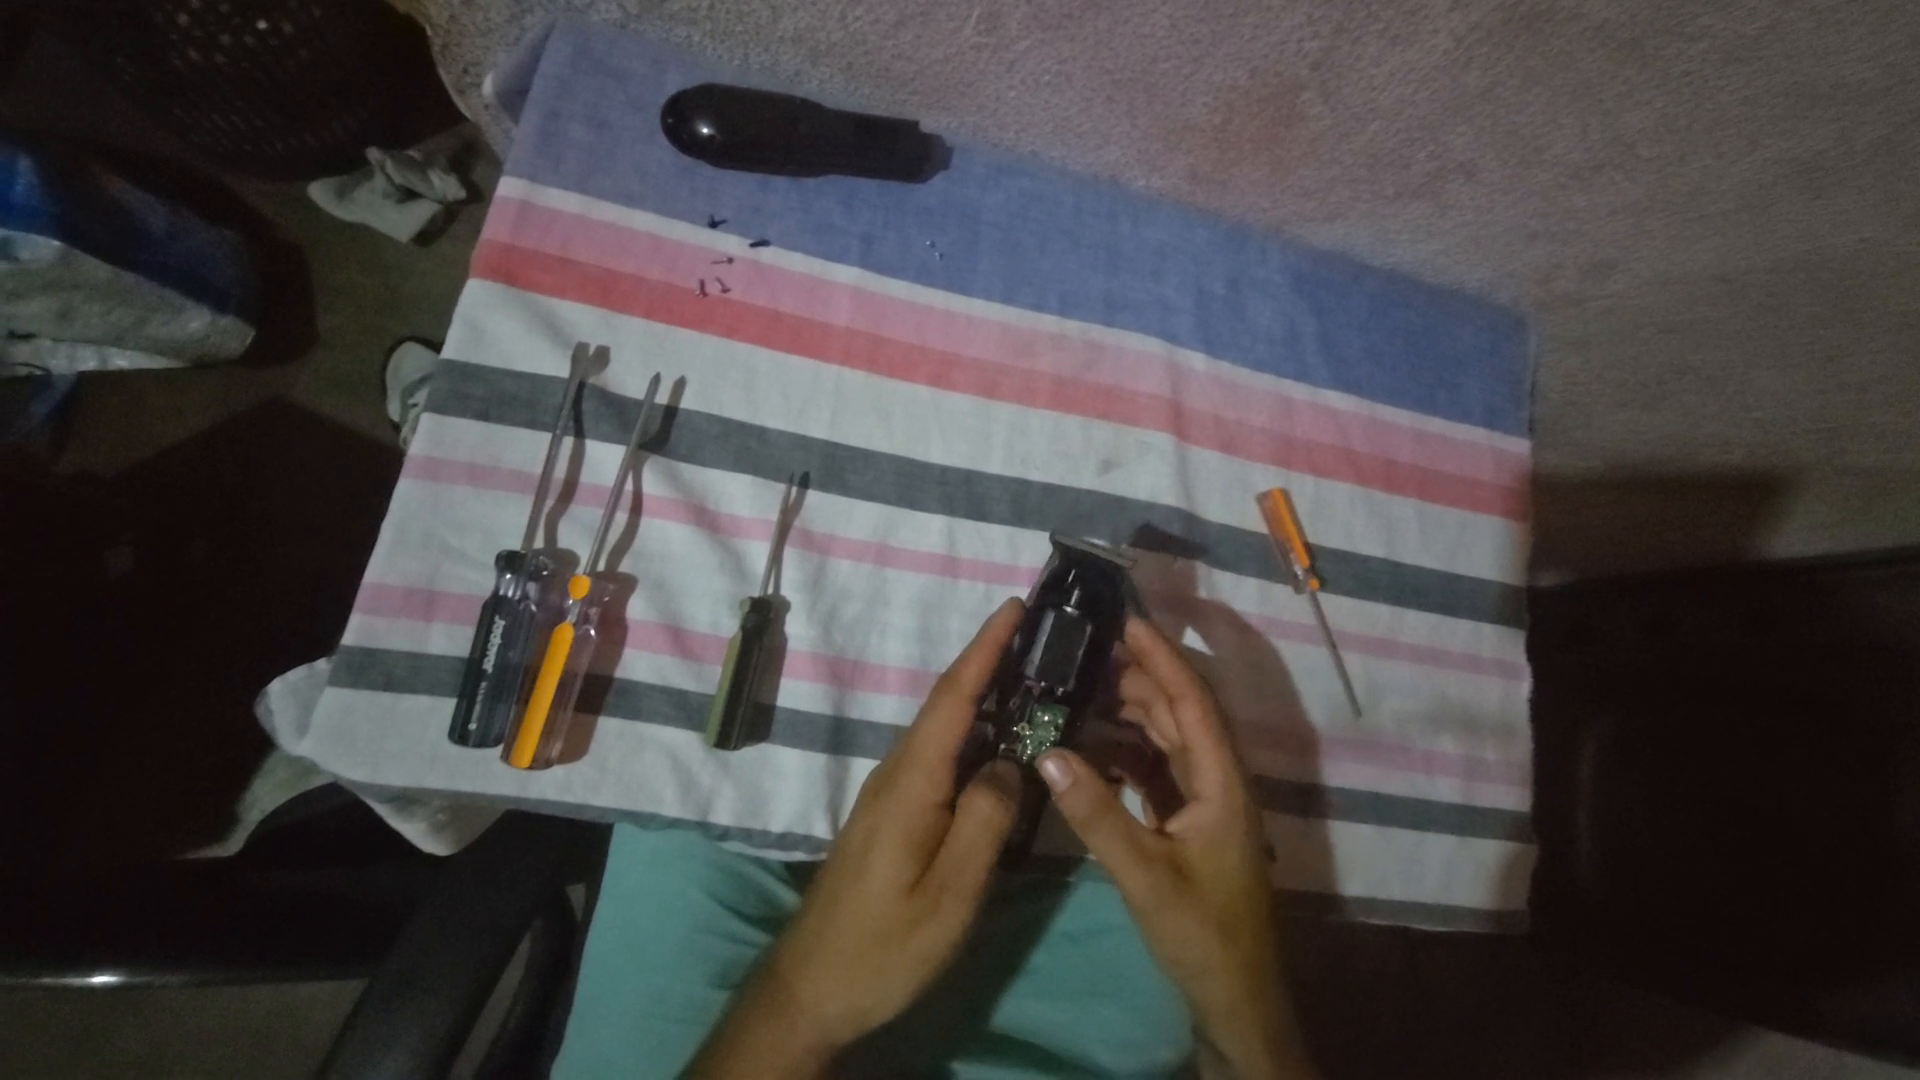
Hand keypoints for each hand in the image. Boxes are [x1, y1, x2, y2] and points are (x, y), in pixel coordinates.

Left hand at [689, 598, 1025, 1077]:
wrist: (813, 985)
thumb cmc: (885, 943)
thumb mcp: (949, 892)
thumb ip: (985, 819)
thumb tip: (1012, 760)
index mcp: (912, 780)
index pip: (953, 696)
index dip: (984, 647)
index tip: (1015, 606)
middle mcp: (898, 771)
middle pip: (948, 703)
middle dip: (991, 662)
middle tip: (1042, 639)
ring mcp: (892, 791)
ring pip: (944, 730)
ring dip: (985, 697)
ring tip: (1034, 681)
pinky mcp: (894, 812)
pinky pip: (941, 758)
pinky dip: (974, 736)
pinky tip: (1000, 746)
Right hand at [1037, 617, 1313, 1078]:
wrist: (1236, 998)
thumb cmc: (1201, 935)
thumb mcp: (1144, 875)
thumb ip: (1096, 814)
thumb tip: (1048, 753)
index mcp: (1221, 782)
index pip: (1192, 701)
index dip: (1162, 657)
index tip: (1127, 621)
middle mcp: (1218, 780)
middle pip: (1180, 711)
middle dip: (1140, 675)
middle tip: (1089, 650)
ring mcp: (1205, 801)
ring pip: (1168, 737)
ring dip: (1132, 709)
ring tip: (1085, 685)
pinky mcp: (1189, 821)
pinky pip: (1157, 768)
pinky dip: (1127, 749)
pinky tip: (1093, 743)